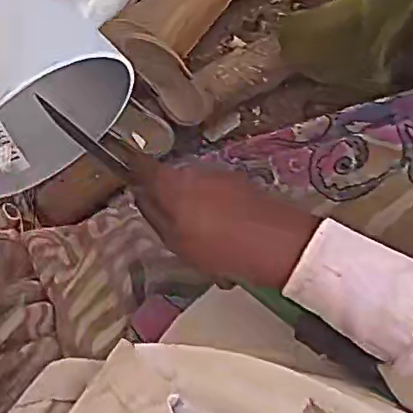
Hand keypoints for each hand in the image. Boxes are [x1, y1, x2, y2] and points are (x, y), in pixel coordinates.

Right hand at [133, 161, 319, 289]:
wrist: (282, 245)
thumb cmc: (220, 246)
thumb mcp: (175, 241)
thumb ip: (153, 215)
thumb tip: (141, 197)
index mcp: (171, 181)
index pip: (141, 166)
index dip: (131, 173)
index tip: (129, 184)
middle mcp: (194, 170)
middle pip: (170, 180)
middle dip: (168, 199)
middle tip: (171, 230)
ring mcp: (221, 175)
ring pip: (195, 190)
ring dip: (194, 209)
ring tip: (203, 243)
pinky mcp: (243, 185)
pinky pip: (217, 197)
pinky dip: (216, 214)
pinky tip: (226, 241)